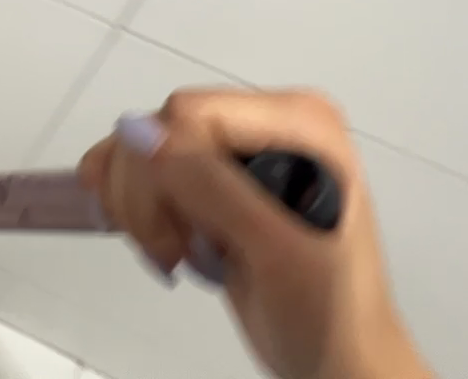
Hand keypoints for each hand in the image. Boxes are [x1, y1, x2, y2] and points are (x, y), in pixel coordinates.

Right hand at [78, 89, 428, 378]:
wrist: (338, 362)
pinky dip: (129, 204)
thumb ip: (208, 182)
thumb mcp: (275, 250)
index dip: (167, 172)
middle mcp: (264, 119)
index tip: (188, 236)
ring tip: (184, 253)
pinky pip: (137, 162)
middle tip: (183, 253)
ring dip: (141, 208)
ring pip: (139, 145)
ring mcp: (235, 143)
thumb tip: (136, 130)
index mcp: (295, 119)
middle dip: (152, 198)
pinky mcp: (209, 168)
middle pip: (158, 128)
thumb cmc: (326, 316)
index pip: (186, 113)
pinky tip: (154, 238)